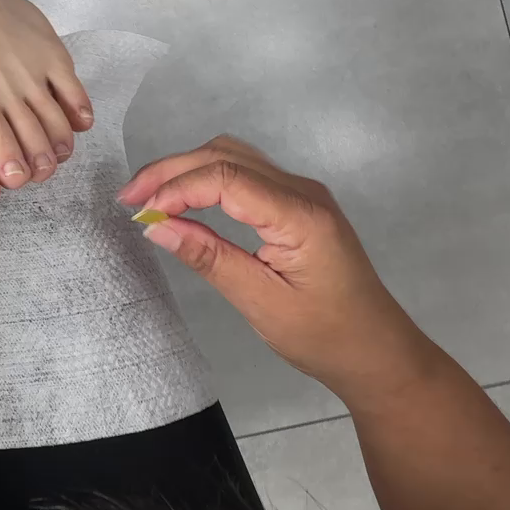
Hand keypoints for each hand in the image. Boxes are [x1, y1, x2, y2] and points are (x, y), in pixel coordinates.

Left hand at [0, 0, 92, 211]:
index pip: (6, 168)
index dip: (9, 178)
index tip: (7, 174)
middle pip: (37, 151)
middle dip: (35, 167)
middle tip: (31, 167)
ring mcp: (28, 72)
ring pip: (57, 128)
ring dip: (57, 147)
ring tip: (50, 151)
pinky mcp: (49, 49)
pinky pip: (76, 94)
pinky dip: (78, 116)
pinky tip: (71, 122)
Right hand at [119, 135, 439, 405]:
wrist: (380, 354)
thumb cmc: (325, 337)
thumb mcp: (261, 304)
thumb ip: (208, 257)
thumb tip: (155, 227)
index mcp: (300, 215)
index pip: (225, 177)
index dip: (177, 188)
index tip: (142, 214)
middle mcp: (301, 190)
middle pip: (223, 155)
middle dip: (169, 171)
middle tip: (128, 198)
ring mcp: (299, 191)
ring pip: (230, 154)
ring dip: (184, 169)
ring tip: (147, 196)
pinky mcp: (293, 200)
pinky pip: (240, 170)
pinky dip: (202, 176)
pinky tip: (182, 198)